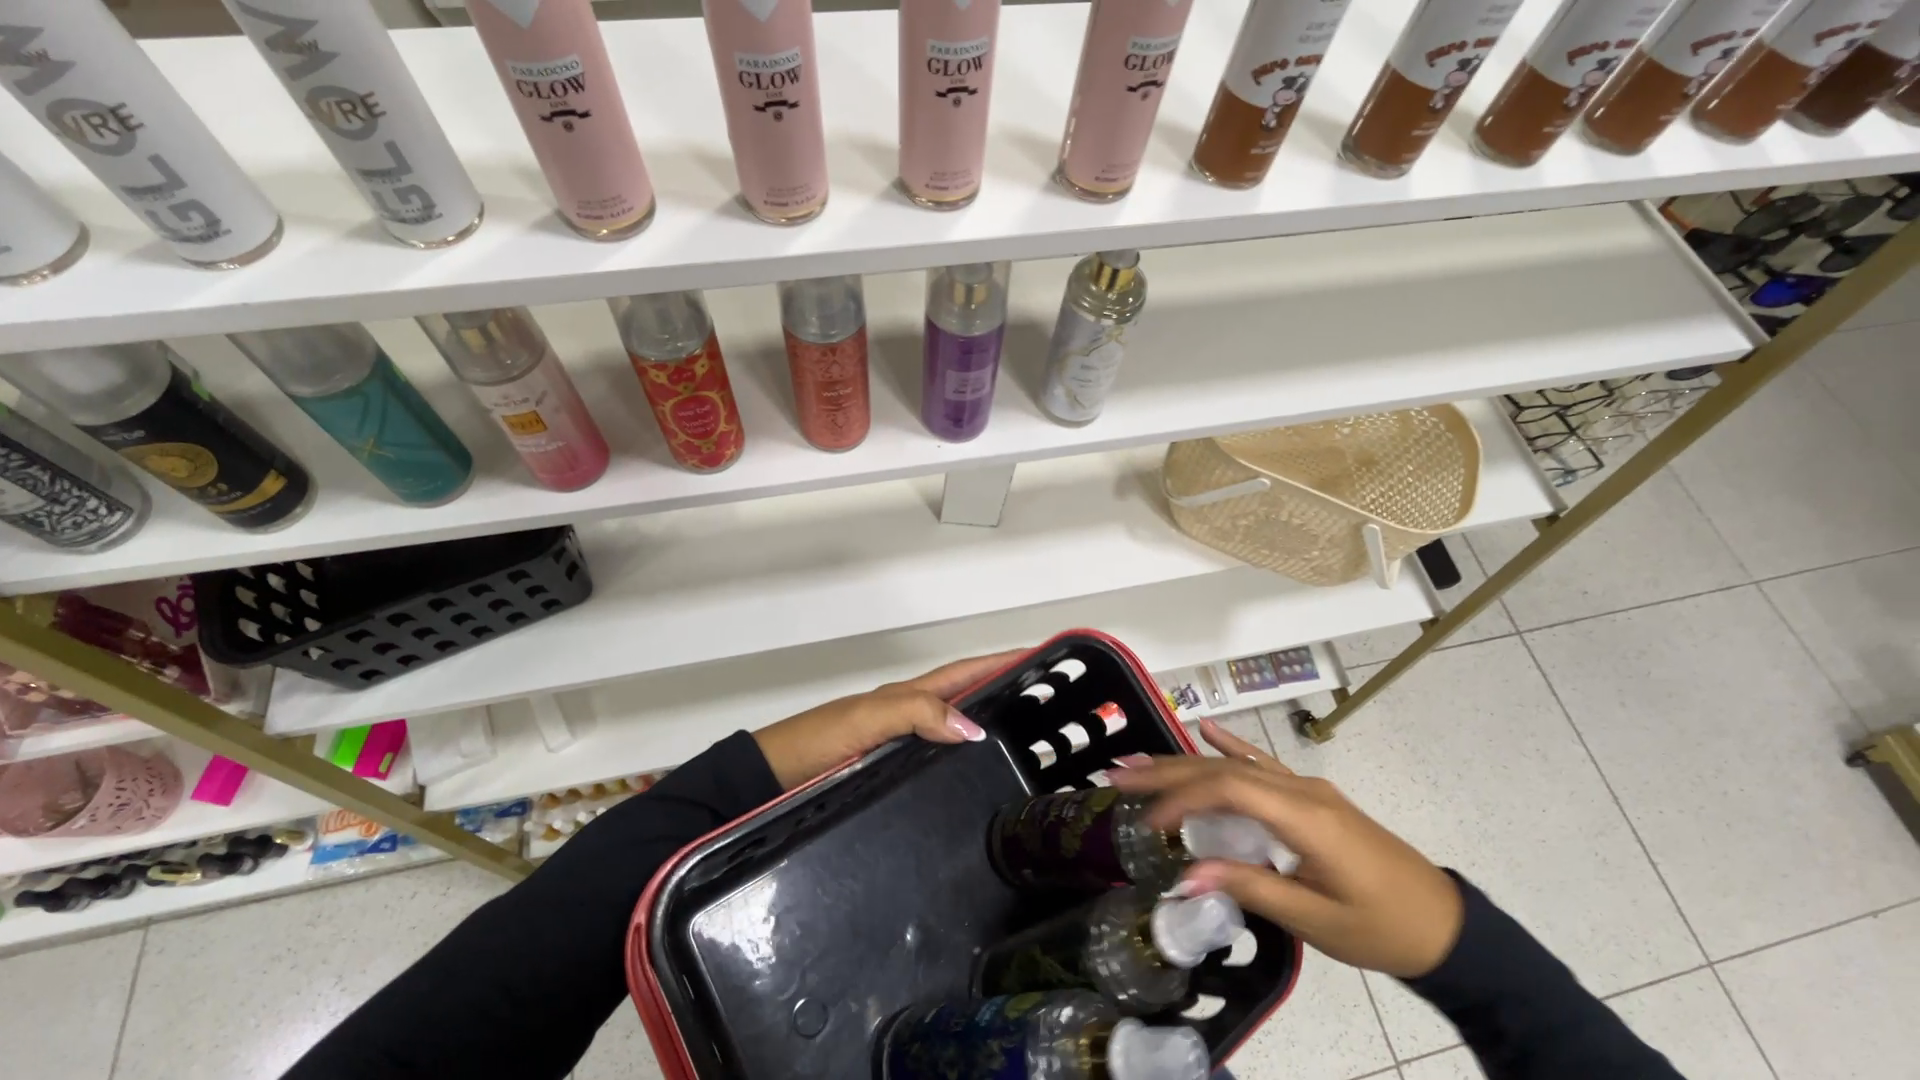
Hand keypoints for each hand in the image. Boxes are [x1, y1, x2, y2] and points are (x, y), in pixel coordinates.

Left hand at [752, 650, 1025, 789]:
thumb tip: (976, 728)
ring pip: (953, 727)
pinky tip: (974, 777)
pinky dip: (962, 756)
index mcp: (906, 695)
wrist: (771, 778)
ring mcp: (899, 743)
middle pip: (965, 696)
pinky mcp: (890, 771)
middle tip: (1048, 703)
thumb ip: (916, 715)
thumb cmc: (817, 741)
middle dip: (1006, 691)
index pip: (964, 673)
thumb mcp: (867, 720)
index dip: (1000, 661)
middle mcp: (908, 714)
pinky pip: (938, 756)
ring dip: (988, 724)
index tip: (1042, 656)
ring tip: (1026, 740)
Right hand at [1109, 718, 1464, 978]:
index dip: (1182, 798)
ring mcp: (1309, 790)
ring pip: (1238, 764)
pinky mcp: (1313, 798)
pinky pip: (1263, 765)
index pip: (1230, 789)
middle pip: (1225, 769)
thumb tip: (1185, 875)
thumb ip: (1251, 889)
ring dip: (1186, 761)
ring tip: (1140, 761)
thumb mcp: (1316, 919)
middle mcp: (1303, 792)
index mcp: (1306, 818)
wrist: (1443, 926)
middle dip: (1167, 772)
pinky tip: (1207, 733)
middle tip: (1117, 776)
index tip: (1147, 823)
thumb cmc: (1381, 928)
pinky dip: (1231, 748)